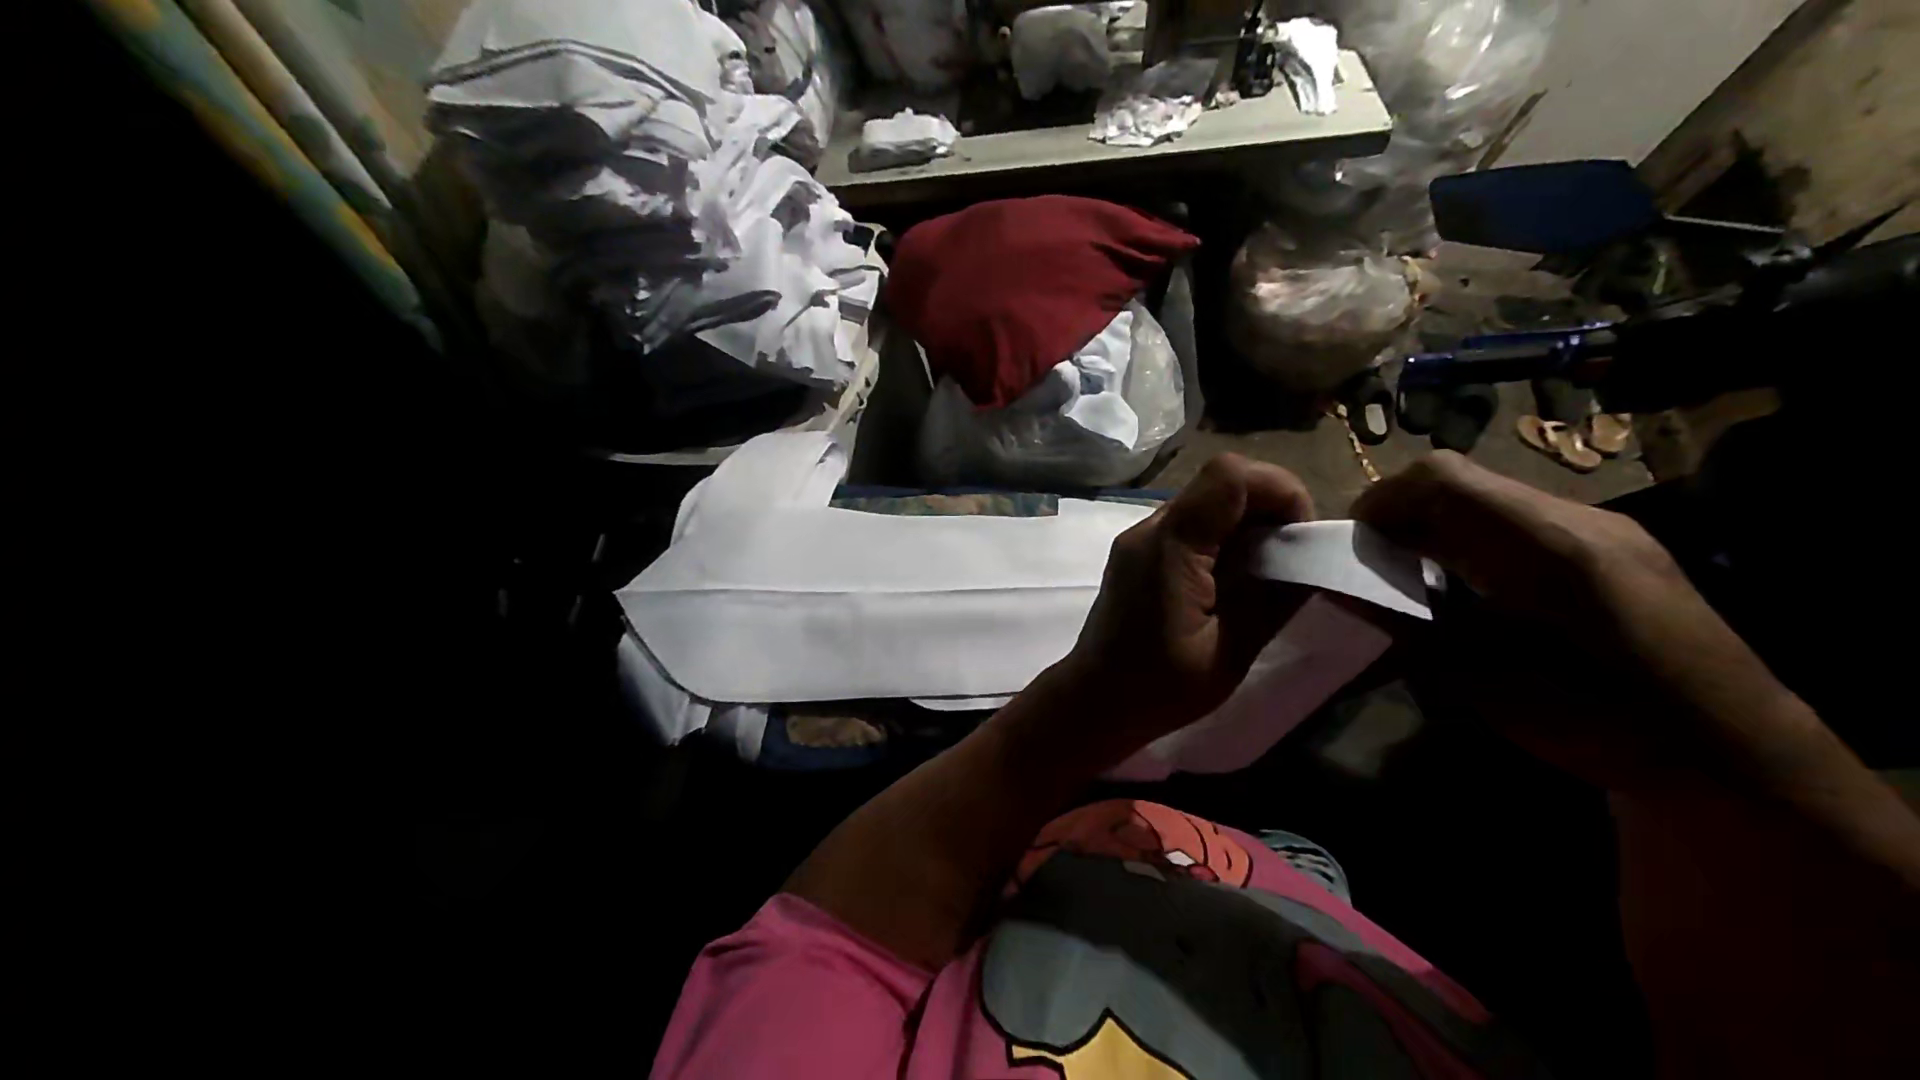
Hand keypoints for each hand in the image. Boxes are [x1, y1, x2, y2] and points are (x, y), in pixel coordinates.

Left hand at [1058, 454, 1315, 752]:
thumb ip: (1272, 598)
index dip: (1278, 490)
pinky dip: (1221, 537)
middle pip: (1218, 482)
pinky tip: (1232, 579)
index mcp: (1170, 546)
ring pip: (1205, 501)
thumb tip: (1308, 561)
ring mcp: (1139, 539)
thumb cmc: (1159, 686)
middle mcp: (1150, 529)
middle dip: (1268, 507)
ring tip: (1266, 571)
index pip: (1228, 475)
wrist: (1095, 701)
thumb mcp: (1231, 650)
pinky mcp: (1137, 553)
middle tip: (1289, 557)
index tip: (1298, 537)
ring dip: (1245, 523)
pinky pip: (1188, 524)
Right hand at [1353, 451, 1807, 791]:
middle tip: (1378, 570)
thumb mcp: (1490, 687)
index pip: (1440, 479)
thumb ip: (1408, 629)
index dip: (1380, 504)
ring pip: (1486, 498)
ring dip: (1437, 529)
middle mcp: (1579, 520)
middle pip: (1459, 481)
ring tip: (1421, 584)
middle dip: (1402, 517)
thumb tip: (1337, 591)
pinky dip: (1473, 541)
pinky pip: (1518, 519)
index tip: (1353, 551)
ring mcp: (1604, 528)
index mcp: (1550, 548)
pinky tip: (1474, 593)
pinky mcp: (1614, 545)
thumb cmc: (1606, 726)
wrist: (1737, 760)